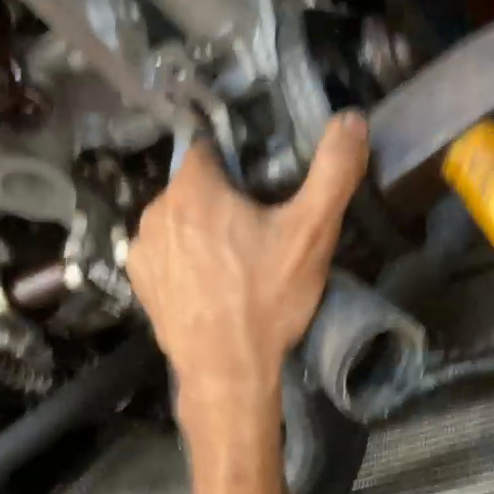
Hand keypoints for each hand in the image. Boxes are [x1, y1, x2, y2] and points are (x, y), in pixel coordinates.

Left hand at [128, 112, 369, 423]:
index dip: (239, 166)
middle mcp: (155, 209)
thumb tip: (353, 119)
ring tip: (236, 268)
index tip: (263, 191)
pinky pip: (165, 255)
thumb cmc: (267, 301)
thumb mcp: (312, 234)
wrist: (228, 373)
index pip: (210, 148)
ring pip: (179, 222)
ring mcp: (142, 249)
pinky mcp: (140, 283)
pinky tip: (211, 289)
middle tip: (259, 237)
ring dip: (202, 233)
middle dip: (223, 202)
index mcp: (193, 187)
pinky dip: (185, 263)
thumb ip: (333, 173)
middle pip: (195, 188)